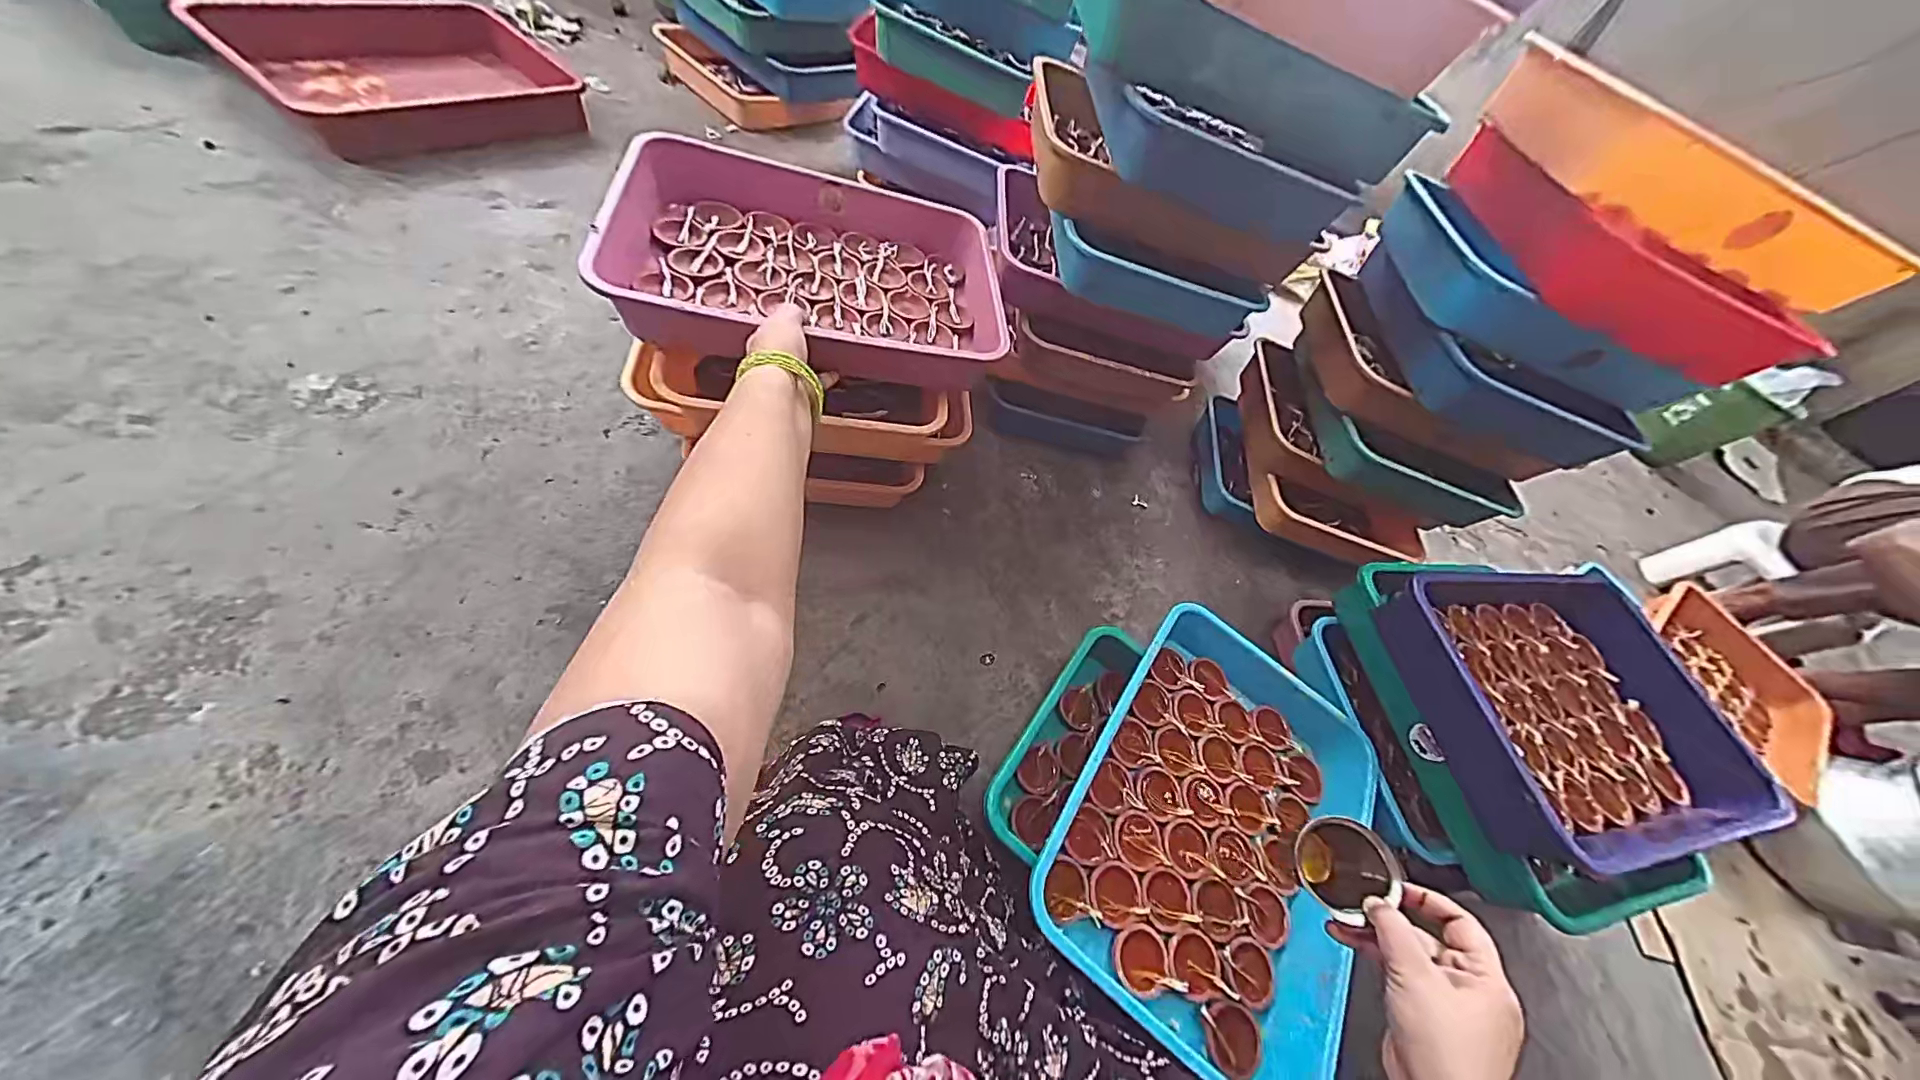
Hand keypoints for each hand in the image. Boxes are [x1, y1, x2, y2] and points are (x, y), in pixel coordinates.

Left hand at [744, 303, 835, 389]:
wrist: (784, 391)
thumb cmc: (779, 351)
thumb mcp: (786, 317)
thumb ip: (792, 311)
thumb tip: (797, 312)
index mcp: (759, 341)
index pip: (772, 330)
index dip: (787, 325)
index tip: (803, 321)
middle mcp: (768, 363)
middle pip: (787, 351)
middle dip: (800, 346)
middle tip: (819, 338)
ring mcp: (784, 382)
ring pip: (801, 369)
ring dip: (814, 363)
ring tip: (831, 355)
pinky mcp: (801, 397)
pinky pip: (816, 384)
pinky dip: (826, 379)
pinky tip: (836, 373)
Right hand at [1327, 885, 1522, 1079]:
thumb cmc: (1446, 1054)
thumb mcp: (1415, 975)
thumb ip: (1394, 931)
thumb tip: (1379, 904)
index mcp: (1487, 980)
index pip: (1461, 922)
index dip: (1428, 900)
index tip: (1397, 889)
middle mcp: (1470, 990)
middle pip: (1429, 937)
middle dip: (1392, 920)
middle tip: (1364, 907)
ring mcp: (1445, 1003)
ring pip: (1409, 954)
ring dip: (1376, 936)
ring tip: (1347, 922)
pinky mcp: (1422, 1014)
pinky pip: (1399, 973)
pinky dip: (1375, 955)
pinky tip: (1353, 943)